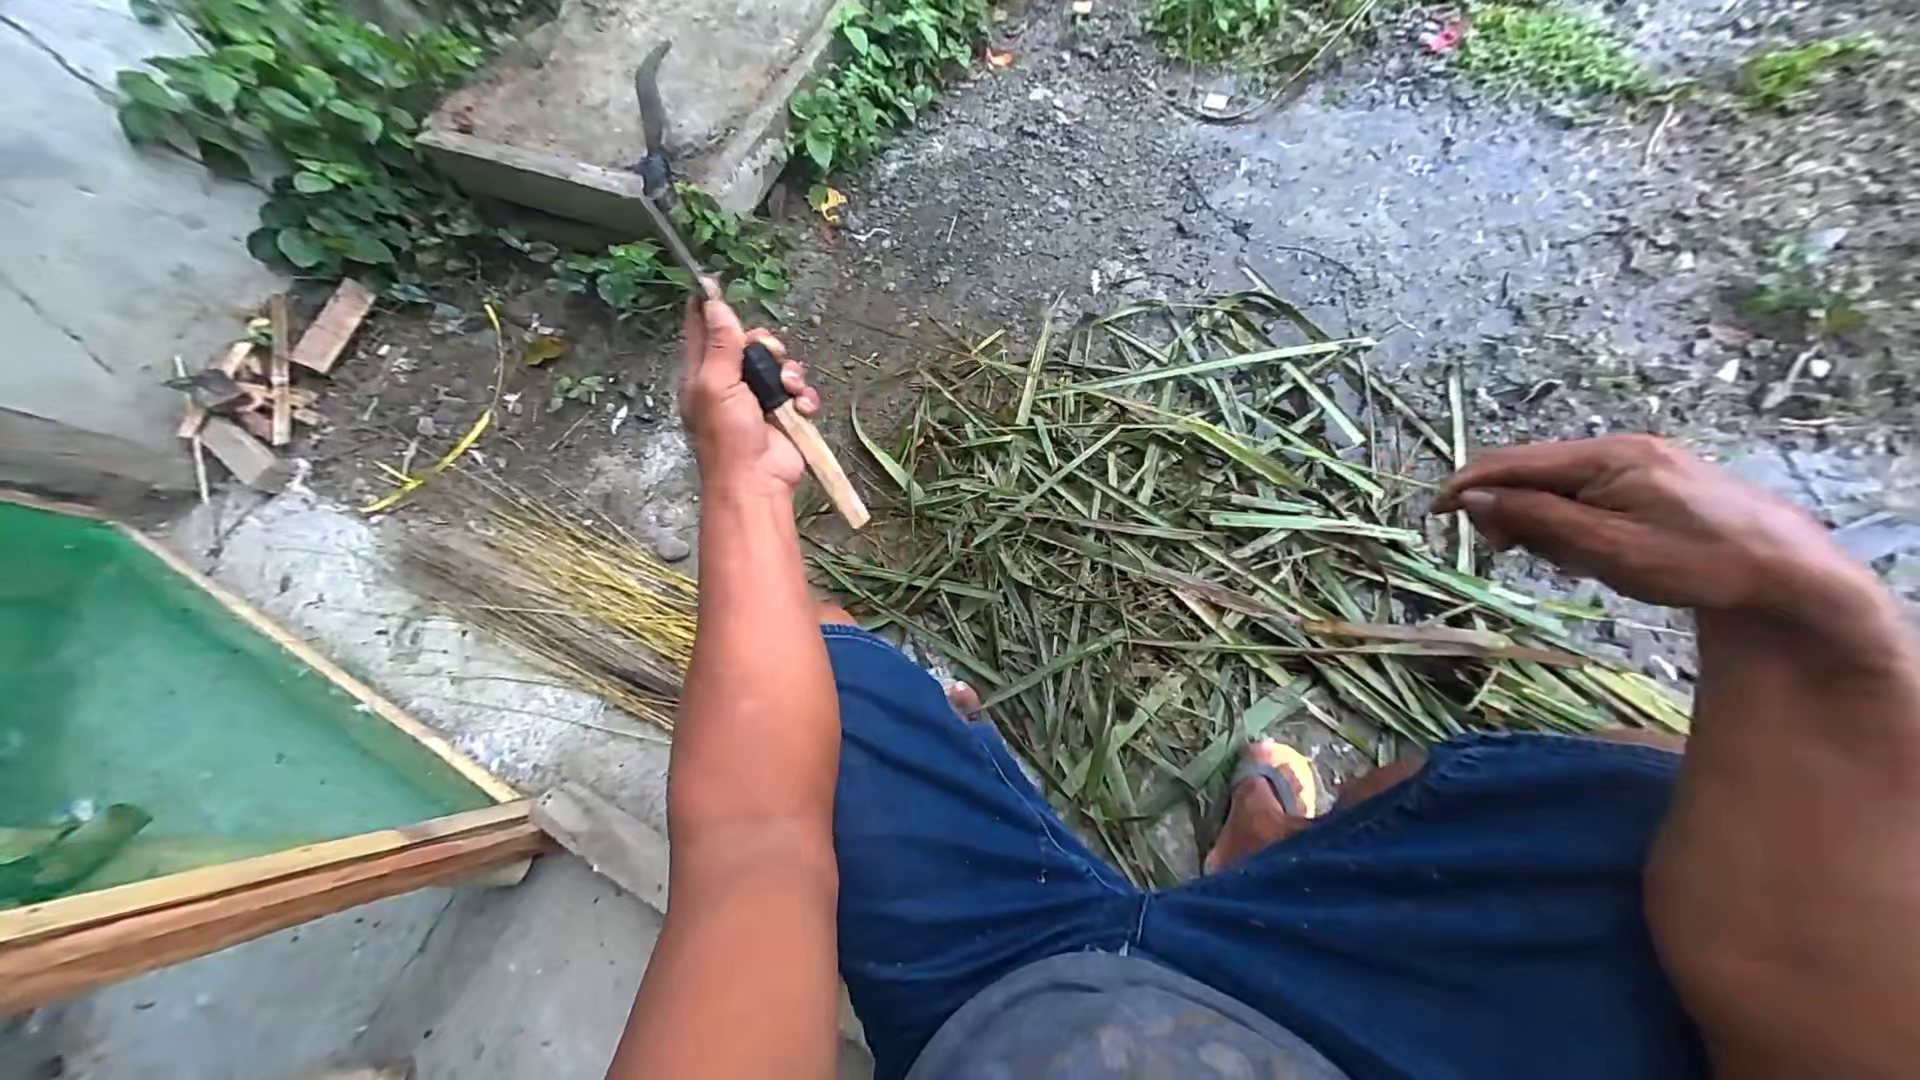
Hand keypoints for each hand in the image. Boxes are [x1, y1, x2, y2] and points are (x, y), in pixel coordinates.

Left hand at [678, 285, 820, 496]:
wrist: (757, 480)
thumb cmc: (728, 437)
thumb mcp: (716, 384)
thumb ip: (721, 344)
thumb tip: (715, 304)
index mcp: (703, 374)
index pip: (701, 329)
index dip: (708, 306)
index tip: (714, 281)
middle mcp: (730, 383)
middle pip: (750, 344)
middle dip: (766, 345)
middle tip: (770, 354)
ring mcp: (760, 400)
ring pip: (780, 366)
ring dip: (790, 374)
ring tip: (788, 391)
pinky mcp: (786, 415)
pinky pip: (800, 392)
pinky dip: (804, 398)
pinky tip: (801, 408)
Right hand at [1433, 435, 1869, 615]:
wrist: (1795, 577)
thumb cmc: (1697, 564)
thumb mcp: (1605, 547)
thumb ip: (1534, 517)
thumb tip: (1472, 497)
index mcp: (1606, 458)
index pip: (1510, 462)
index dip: (1465, 485)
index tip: (1434, 513)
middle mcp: (1616, 449)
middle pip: (1525, 470)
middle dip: (1502, 508)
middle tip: (1509, 550)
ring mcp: (1633, 461)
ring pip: (1548, 483)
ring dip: (1535, 518)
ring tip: (1562, 555)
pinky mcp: (1644, 478)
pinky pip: (1577, 491)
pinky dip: (1562, 518)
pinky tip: (1584, 545)